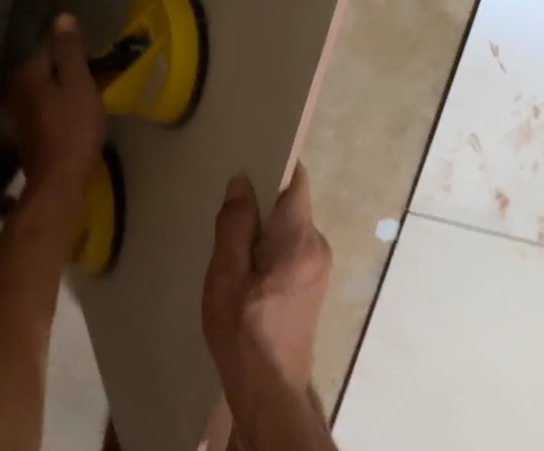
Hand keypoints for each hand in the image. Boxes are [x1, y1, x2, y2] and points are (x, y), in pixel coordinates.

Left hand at [11, 14, 105, 194]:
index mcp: (29, 72)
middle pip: (49, 65)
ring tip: (89, 101)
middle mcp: (17, 87)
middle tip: (97, 83)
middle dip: (72, 70)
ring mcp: (19, 110)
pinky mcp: (26, 129)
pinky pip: (46, 105)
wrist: (58, 181)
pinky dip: (61, 106)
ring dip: (67, 89)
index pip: (53, 44)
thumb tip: (62, 16)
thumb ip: (70, 50)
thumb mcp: (78, 84)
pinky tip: (75, 119)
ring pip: (48, 86)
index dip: (78, 52)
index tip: (98, 66)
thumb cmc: (73, 128)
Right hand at [202, 164, 332, 389]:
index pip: (295, 180)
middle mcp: (318, 245)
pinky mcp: (312, 283)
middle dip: (259, 199)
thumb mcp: (227, 275)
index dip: (273, 162)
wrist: (270, 390)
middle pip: (290, 202)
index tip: (246, 153)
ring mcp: (319, 265)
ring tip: (228, 236)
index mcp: (300, 238)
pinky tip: (243, 263)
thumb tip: (242, 181)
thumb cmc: (244, 331)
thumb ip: (235, 224)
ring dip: (261, 226)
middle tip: (224, 204)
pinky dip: (268, 246)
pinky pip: (290, 246)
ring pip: (288, 226)